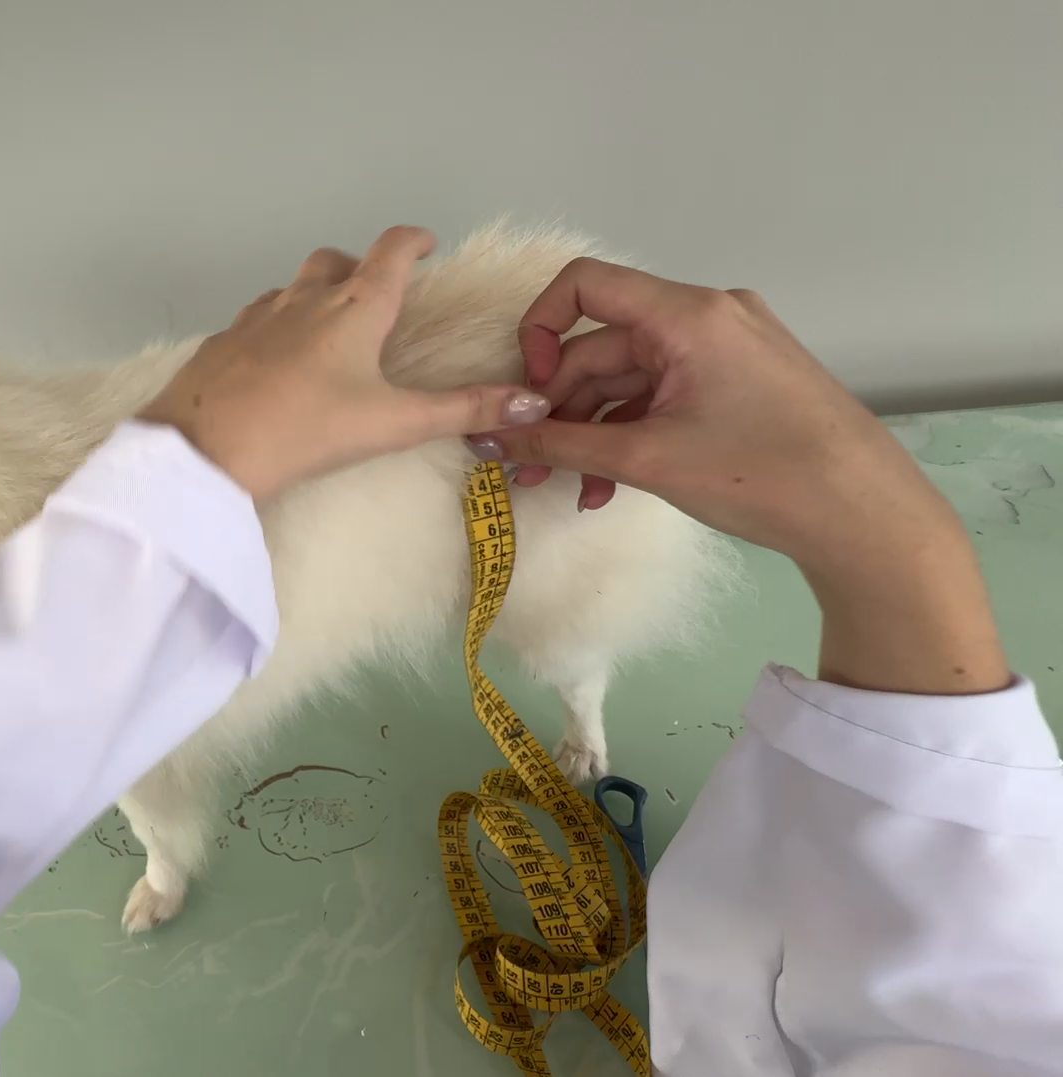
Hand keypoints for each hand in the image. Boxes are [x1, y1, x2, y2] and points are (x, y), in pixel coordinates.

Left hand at [140, 226, 549, 500]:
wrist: (206, 451)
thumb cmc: (306, 431)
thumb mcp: (390, 424)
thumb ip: (460, 411)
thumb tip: (531, 403)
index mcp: (353, 307)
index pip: (390, 250)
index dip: (412, 240)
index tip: (425, 246)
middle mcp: (301, 300)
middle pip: (332, 262)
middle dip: (356, 268)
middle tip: (370, 298)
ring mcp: (252, 318)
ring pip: (287, 290)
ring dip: (309, 297)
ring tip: (320, 334)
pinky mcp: (218, 344)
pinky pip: (251, 322)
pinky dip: (270, 329)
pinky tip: (269, 365)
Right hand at [473, 257, 1007, 693]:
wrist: (865, 519)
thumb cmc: (758, 473)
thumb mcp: (641, 458)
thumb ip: (554, 444)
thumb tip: (484, 439)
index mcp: (687, 316)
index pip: (585, 284)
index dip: (538, 330)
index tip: (527, 391)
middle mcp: (702, 319)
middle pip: (596, 351)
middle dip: (555, 411)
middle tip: (527, 466)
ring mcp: (717, 352)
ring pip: (619, 384)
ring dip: (584, 435)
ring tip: (566, 488)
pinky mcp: (727, 383)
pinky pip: (650, 400)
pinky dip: (619, 438)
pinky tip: (603, 487)